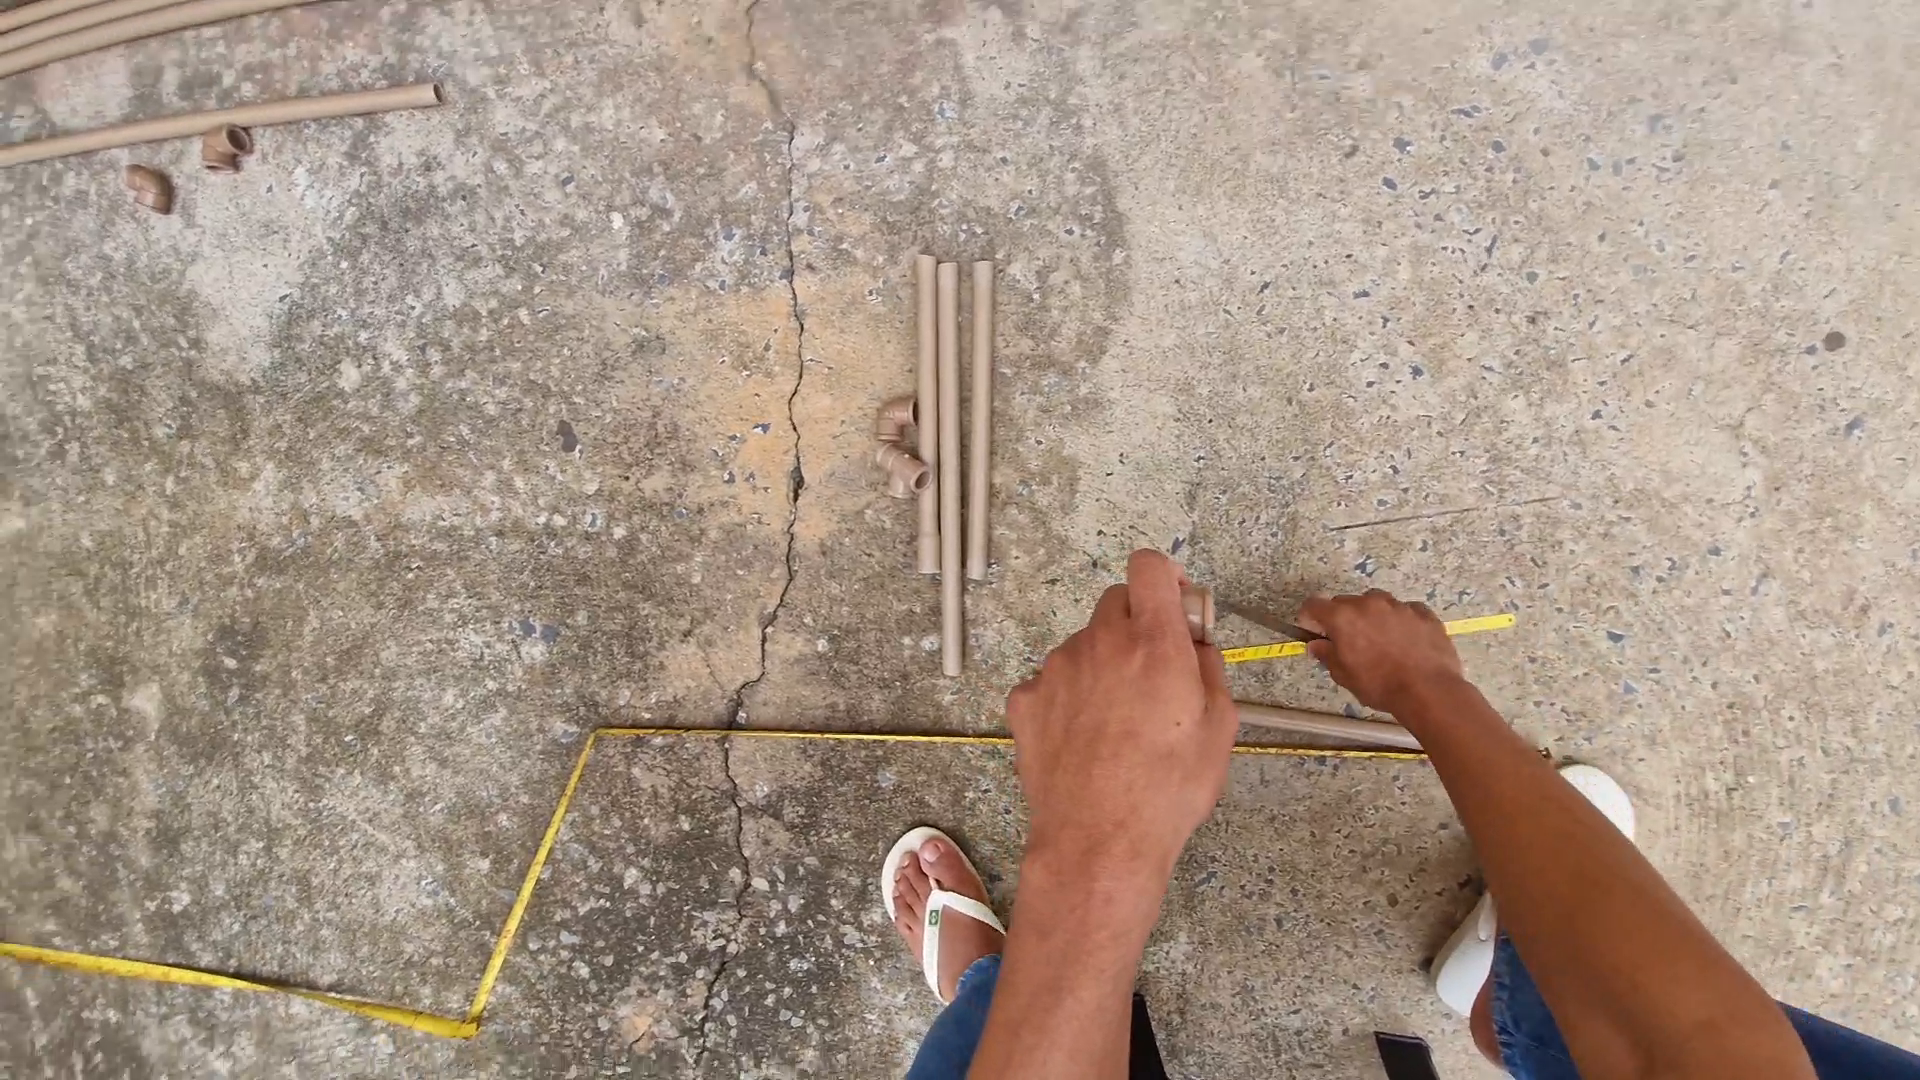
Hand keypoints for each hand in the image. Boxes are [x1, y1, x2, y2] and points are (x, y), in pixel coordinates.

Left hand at [1005, 550, 1237, 875]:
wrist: (1099, 840)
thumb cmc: (1170, 788)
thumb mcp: (1220, 728)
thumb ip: (1209, 666)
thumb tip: (1195, 640)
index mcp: (1152, 643)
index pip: (1149, 566)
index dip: (1165, 577)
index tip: (1174, 605)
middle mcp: (1099, 642)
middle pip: (1115, 602)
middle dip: (1136, 623)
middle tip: (1150, 671)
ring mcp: (1055, 668)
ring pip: (1083, 644)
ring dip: (1102, 662)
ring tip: (1114, 720)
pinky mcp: (1025, 697)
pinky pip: (1052, 680)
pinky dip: (1068, 695)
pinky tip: (1080, 736)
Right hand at [1297, 589, 1465, 713]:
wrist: (1428, 691)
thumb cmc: (1379, 684)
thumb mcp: (1343, 675)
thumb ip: (1326, 655)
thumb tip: (1317, 645)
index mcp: (1342, 617)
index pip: (1313, 605)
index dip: (1309, 617)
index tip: (1314, 631)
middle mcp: (1367, 603)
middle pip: (1344, 601)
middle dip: (1342, 617)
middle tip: (1349, 640)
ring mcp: (1398, 606)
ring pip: (1376, 602)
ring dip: (1371, 614)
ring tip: (1380, 637)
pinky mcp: (1424, 613)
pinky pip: (1406, 609)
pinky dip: (1400, 619)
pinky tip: (1406, 637)